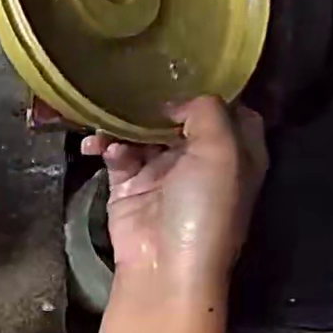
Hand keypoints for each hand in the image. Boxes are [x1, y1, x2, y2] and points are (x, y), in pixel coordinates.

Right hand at [81, 95, 266, 292]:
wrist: (164, 263)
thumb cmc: (204, 206)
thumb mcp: (222, 150)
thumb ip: (205, 111)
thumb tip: (174, 102)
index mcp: (235, 151)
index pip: (227, 108)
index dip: (207, 89)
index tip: (182, 70)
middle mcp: (200, 159)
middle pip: (178, 118)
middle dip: (156, 102)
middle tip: (133, 84)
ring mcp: (162, 172)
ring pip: (142, 133)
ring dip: (123, 123)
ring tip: (103, 118)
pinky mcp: (128, 185)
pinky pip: (115, 155)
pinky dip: (105, 146)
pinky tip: (96, 145)